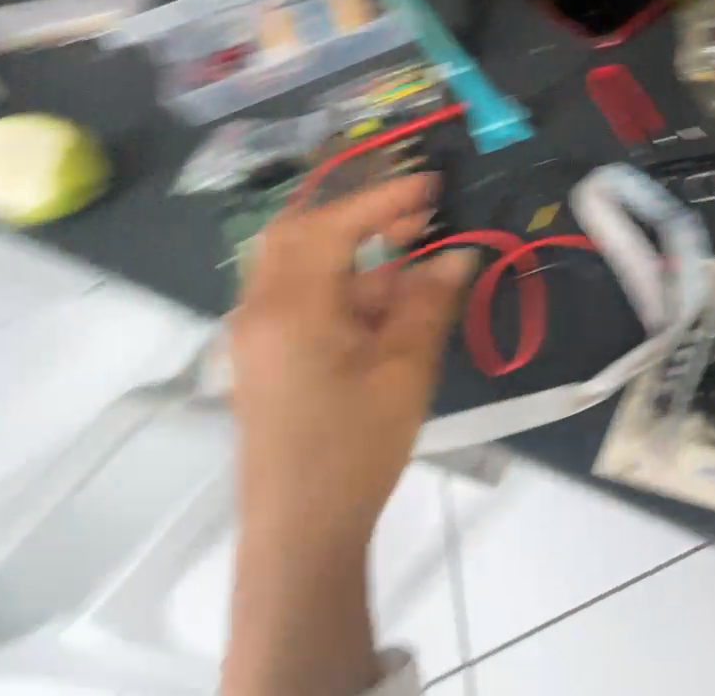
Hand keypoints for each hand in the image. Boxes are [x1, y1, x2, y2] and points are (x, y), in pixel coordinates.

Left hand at [229, 173, 476, 549]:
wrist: (300, 528)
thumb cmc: (355, 446)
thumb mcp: (405, 368)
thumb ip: (428, 302)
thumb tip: (457, 255)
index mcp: (290, 308)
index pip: (332, 227)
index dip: (384, 198)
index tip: (432, 185)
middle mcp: (260, 311)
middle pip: (297, 234)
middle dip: (358, 214)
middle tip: (416, 214)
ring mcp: (258, 336)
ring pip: (298, 266)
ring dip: (353, 250)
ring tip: (415, 258)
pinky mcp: (268, 358)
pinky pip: (302, 298)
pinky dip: (344, 283)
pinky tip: (388, 304)